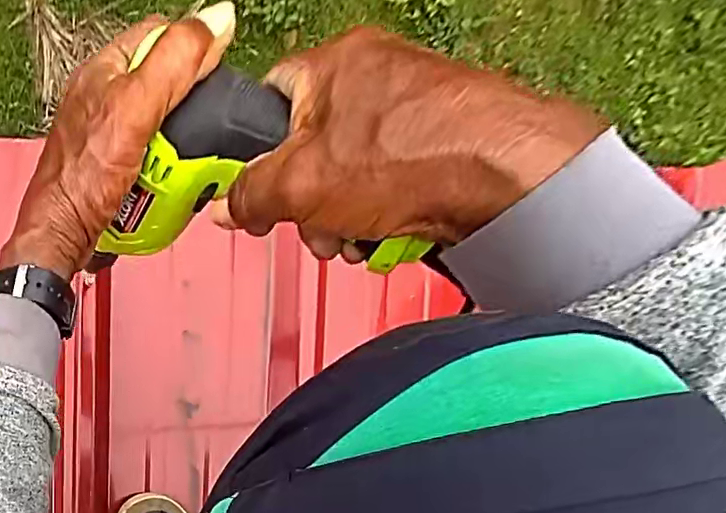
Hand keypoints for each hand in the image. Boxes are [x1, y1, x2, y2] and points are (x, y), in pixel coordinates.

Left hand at [0, 4, 236, 278]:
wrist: (63, 236)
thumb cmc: (80, 180)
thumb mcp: (134, 108)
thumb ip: (174, 62)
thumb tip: (216, 20)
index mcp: (104, 69)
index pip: (161, 36)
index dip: (190, 52)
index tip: (207, 82)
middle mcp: (103, 99)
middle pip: (164, 87)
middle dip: (183, 115)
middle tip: (182, 138)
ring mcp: (107, 138)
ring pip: (160, 130)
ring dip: (174, 152)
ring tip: (169, 168)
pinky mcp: (111, 170)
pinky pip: (150, 163)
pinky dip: (160, 176)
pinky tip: (158, 185)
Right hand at [209, 28, 604, 257]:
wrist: (499, 177)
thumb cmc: (417, 155)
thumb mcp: (301, 184)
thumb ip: (250, 194)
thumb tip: (226, 205)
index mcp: (331, 66)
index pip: (265, 105)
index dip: (250, 156)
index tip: (246, 190)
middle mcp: (368, 81)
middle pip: (302, 155)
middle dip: (303, 205)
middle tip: (313, 223)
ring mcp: (400, 114)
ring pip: (338, 180)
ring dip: (336, 221)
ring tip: (353, 234)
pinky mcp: (425, 147)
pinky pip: (374, 190)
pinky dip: (370, 220)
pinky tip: (380, 232)